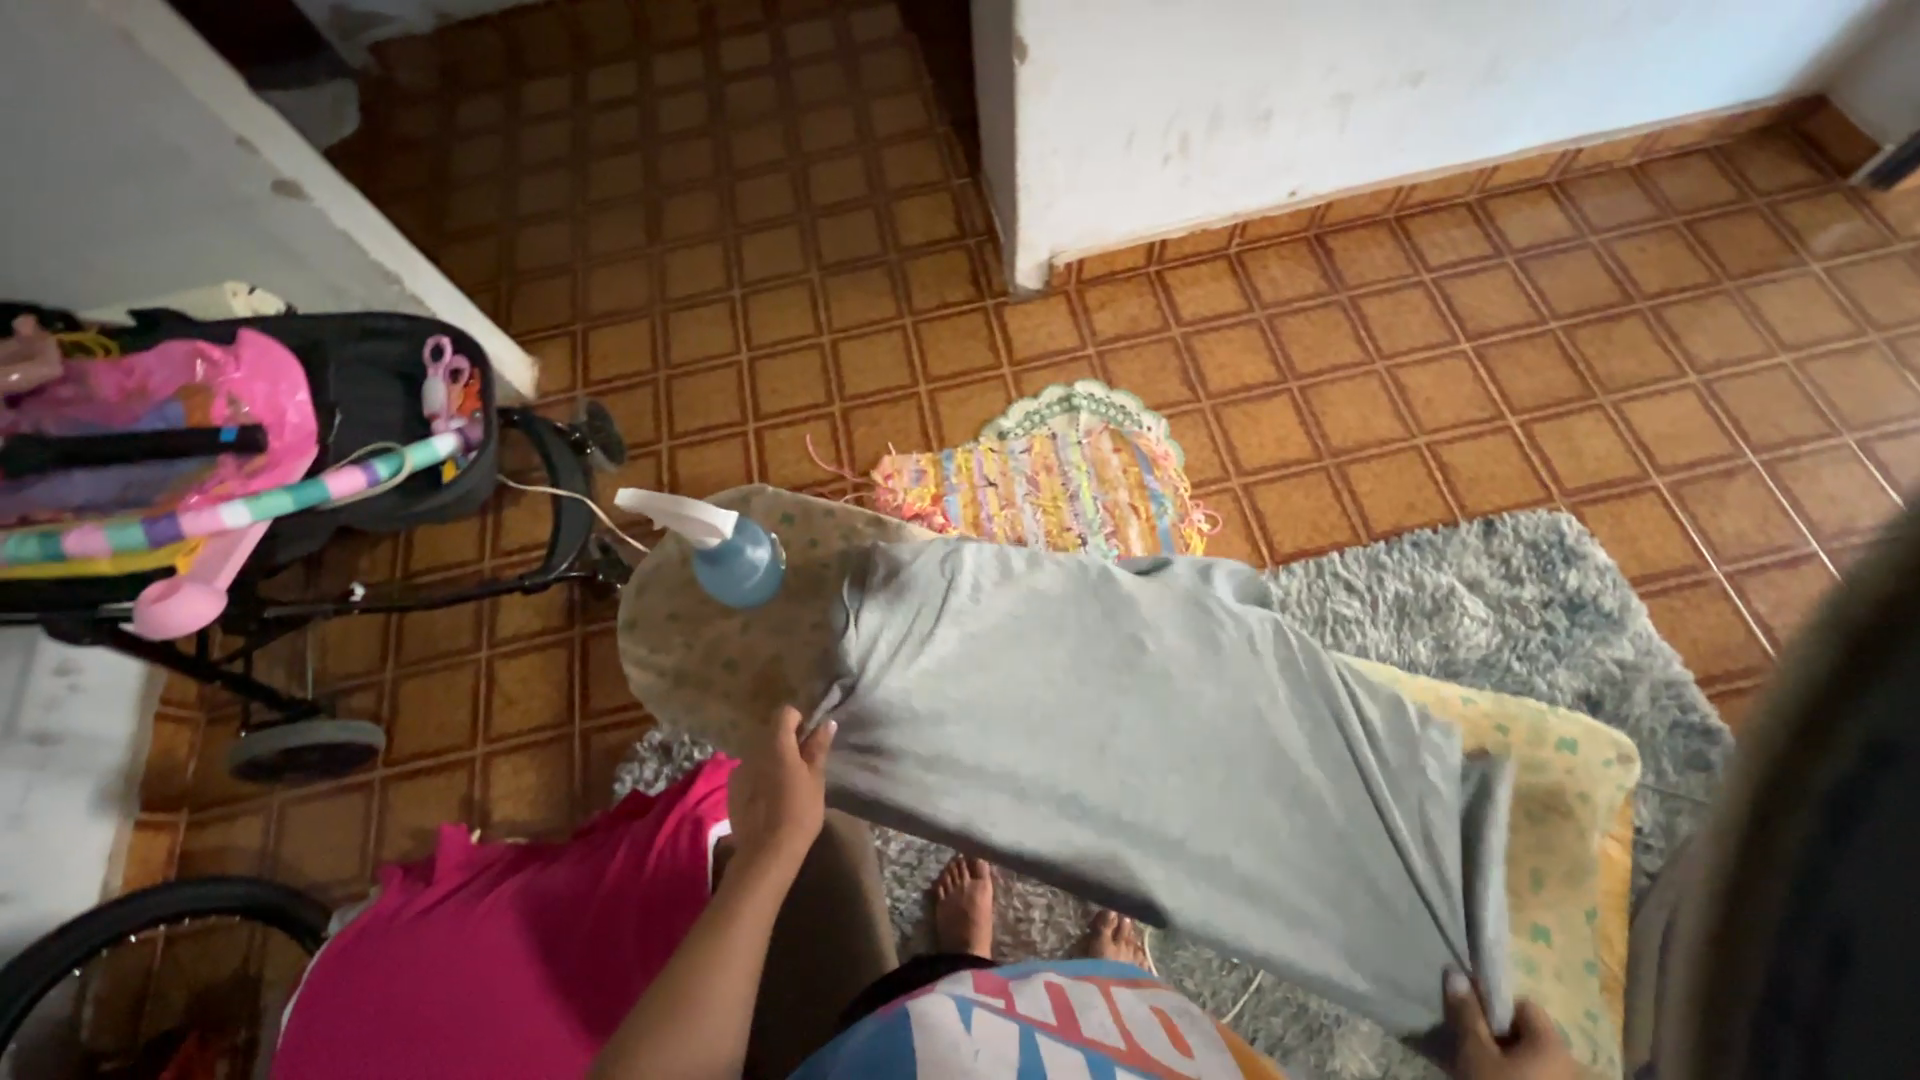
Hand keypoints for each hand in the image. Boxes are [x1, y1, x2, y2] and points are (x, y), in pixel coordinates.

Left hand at [727, 705, 835, 871]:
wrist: (767, 852)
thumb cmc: (800, 812)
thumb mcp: (815, 779)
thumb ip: (818, 747)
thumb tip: (826, 723)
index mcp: (776, 744)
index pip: (785, 713)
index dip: (799, 722)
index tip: (809, 743)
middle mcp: (753, 751)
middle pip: (771, 733)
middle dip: (787, 743)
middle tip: (802, 768)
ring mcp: (739, 770)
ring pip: (760, 754)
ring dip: (772, 761)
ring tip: (785, 787)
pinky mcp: (732, 788)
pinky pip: (749, 772)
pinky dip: (759, 777)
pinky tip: (769, 801)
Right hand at [1446, 973, 1577, 1079]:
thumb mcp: (1475, 1053)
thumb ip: (1467, 1013)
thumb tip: (1456, 973)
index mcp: (1554, 1045)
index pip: (1525, 1006)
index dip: (1496, 1009)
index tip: (1476, 1025)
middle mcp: (1572, 1065)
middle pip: (1530, 1034)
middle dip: (1501, 1037)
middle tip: (1477, 1052)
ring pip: (1534, 1059)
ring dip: (1510, 1061)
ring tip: (1486, 1074)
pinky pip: (1540, 1077)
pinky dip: (1521, 1077)